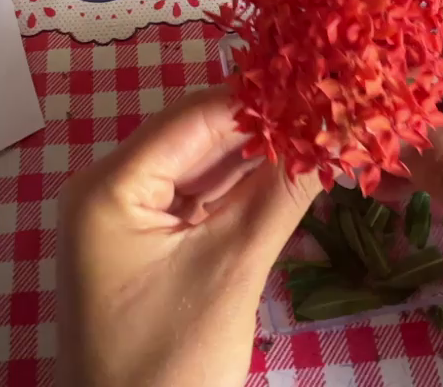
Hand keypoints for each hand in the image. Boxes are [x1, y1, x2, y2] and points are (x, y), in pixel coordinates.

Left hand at [56, 85, 323, 386]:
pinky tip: (285, 170)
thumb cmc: (171, 367)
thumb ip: (279, 196)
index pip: (192, 119)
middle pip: (196, 139)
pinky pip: (197, 199)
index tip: (312, 83)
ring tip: (314, 129)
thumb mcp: (231, 272)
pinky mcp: (147, 241)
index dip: (255, 99)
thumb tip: (333, 135)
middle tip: (322, 105)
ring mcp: (127, 216)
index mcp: (109, 186)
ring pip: (200, 167)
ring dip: (255, 155)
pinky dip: (240, 189)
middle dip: (260, 126)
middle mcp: (110, 188)